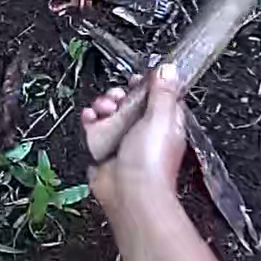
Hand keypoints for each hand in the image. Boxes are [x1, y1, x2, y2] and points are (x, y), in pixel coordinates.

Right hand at [82, 62, 185, 204]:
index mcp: (164, 122)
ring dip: (103, 104)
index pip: (156, 95)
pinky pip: (93, 125)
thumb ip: (163, 92)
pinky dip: (90, 118)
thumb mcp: (162, 118)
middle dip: (120, 94)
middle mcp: (144, 129)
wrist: (130, 192)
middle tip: (118, 98)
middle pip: (129, 100)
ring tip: (104, 110)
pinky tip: (92, 118)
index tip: (137, 81)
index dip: (146, 85)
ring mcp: (123, 138)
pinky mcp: (103, 147)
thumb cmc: (152, 161)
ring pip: (109, 110)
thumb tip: (169, 68)